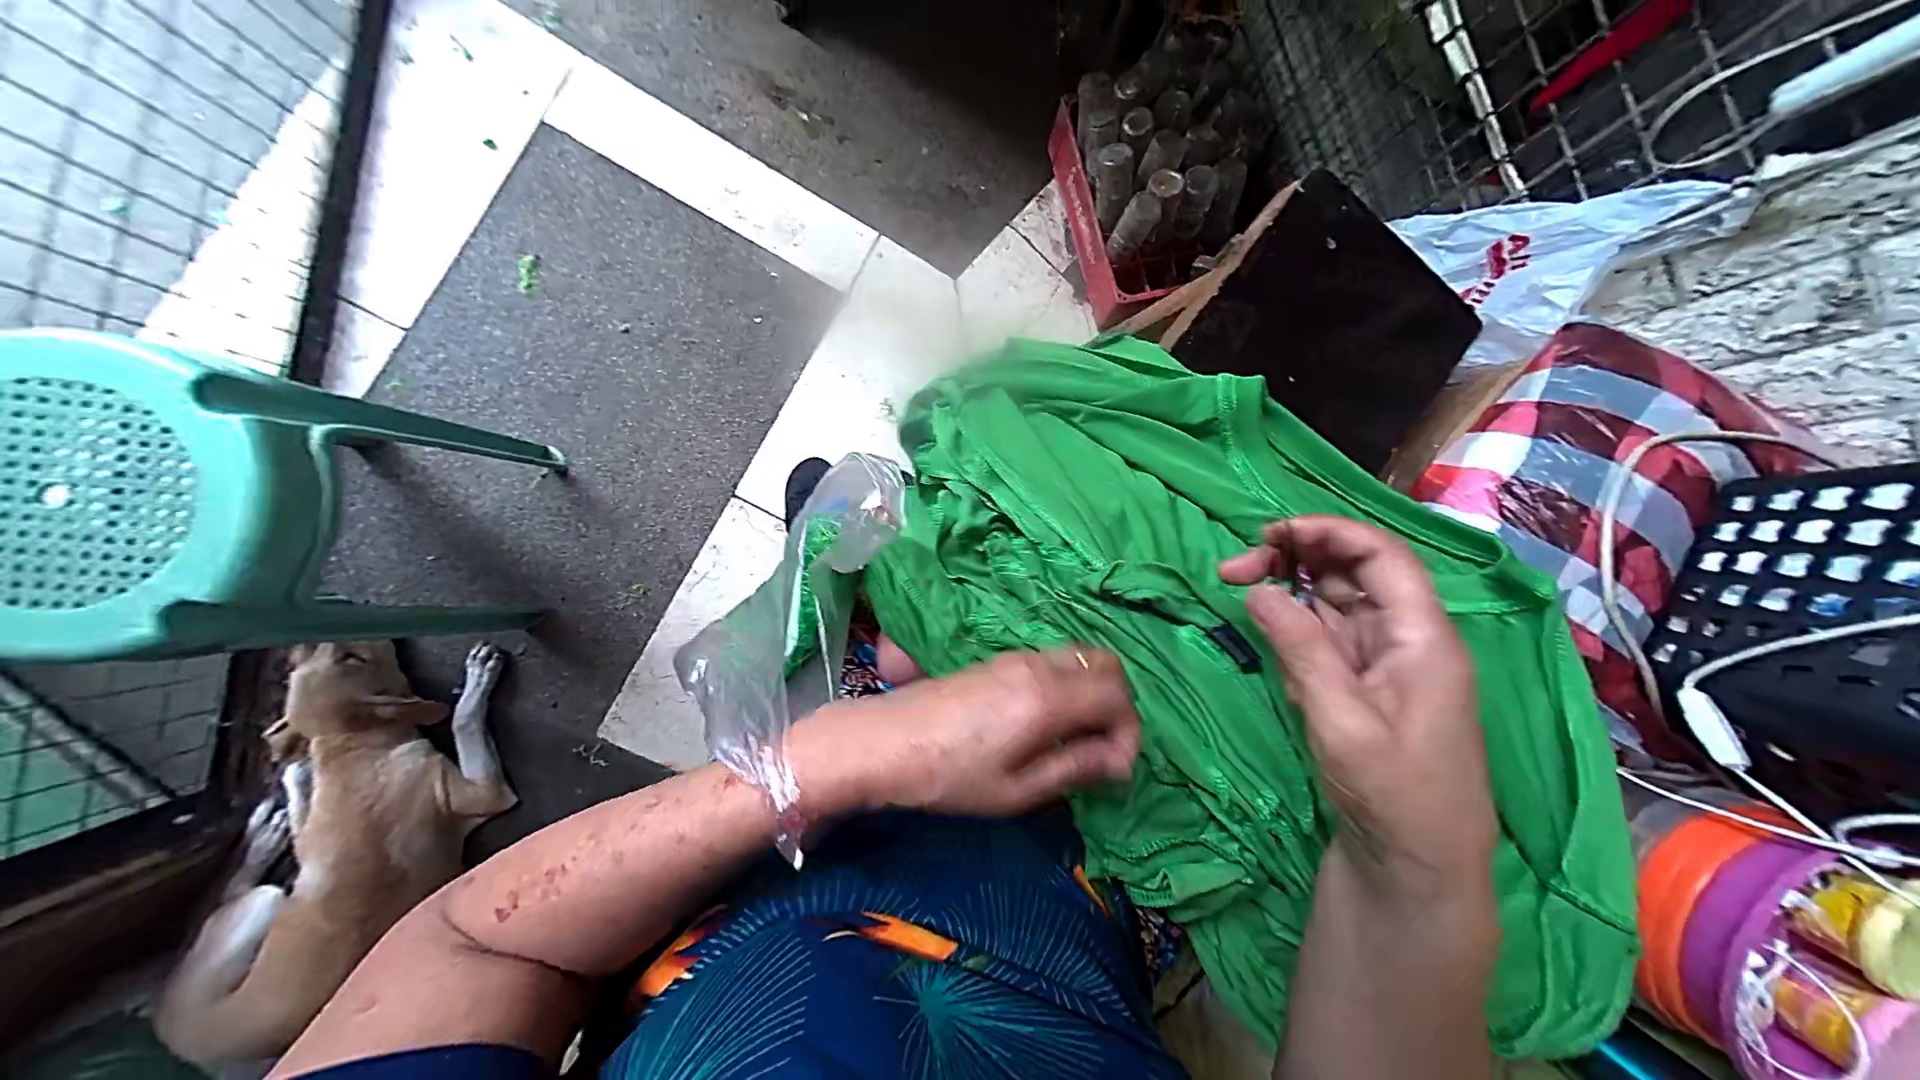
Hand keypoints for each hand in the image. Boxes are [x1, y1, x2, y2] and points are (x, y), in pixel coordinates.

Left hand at [792, 649, 1141, 817]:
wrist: (883, 742)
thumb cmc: (949, 776)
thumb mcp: (1017, 789)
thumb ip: (1075, 767)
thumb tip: (1118, 760)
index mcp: (1048, 698)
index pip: (1118, 696)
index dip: (1129, 734)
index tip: (1113, 770)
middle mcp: (1038, 666)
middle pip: (1106, 664)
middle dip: (1119, 706)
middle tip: (1102, 749)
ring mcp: (1015, 658)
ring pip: (1079, 657)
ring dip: (1093, 693)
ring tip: (1075, 739)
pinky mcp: (997, 660)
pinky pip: (1053, 660)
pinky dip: (1069, 684)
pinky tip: (1046, 721)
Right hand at [1220, 517, 1495, 898]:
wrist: (1413, 866)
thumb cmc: (1393, 794)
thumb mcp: (1340, 720)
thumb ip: (1300, 648)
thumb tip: (1258, 589)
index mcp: (1422, 637)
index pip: (1380, 555)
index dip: (1327, 532)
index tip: (1268, 535)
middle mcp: (1405, 637)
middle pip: (1351, 572)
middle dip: (1295, 557)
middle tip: (1235, 568)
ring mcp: (1382, 660)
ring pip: (1333, 601)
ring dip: (1288, 589)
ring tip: (1238, 587)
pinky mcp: (1360, 683)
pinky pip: (1324, 636)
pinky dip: (1293, 626)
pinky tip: (1268, 636)